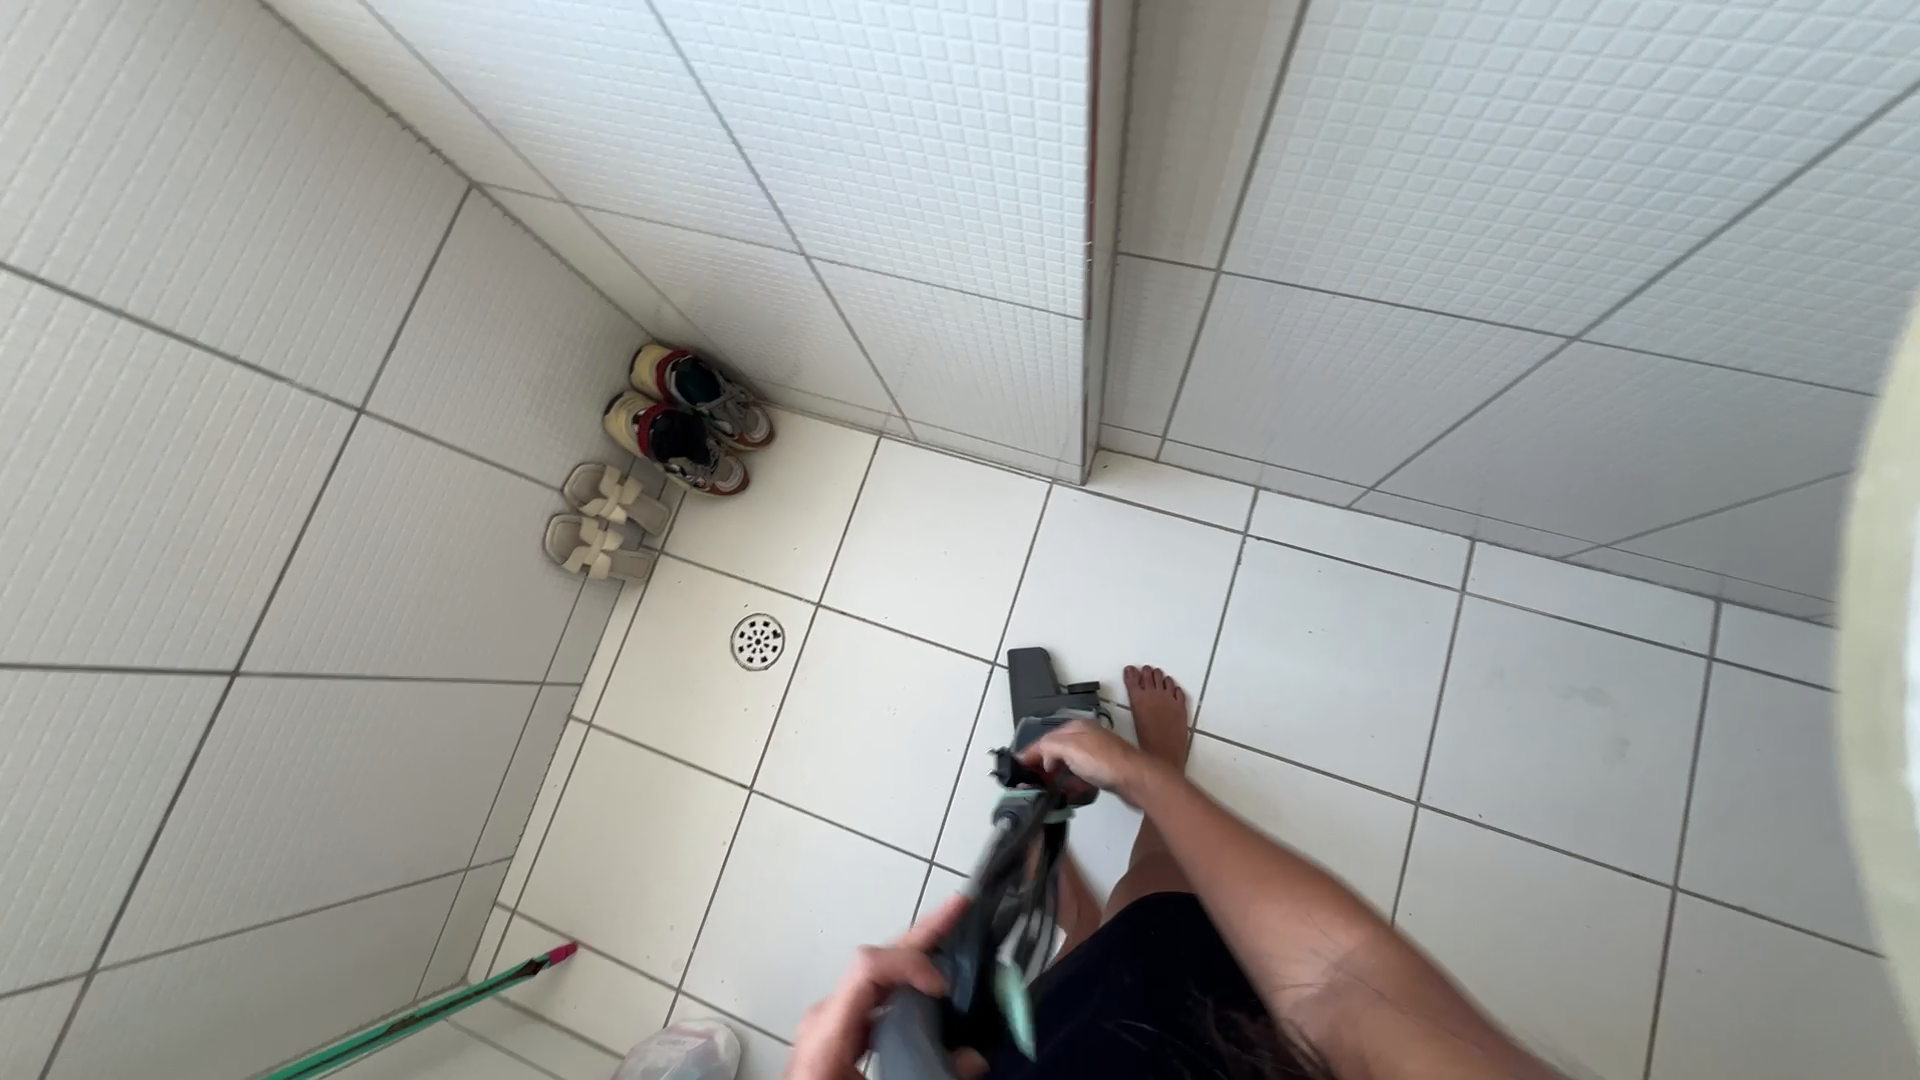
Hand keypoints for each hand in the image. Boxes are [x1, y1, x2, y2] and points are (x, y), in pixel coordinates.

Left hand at [787, 896, 984, 1078]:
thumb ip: (924, 1078)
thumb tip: (974, 1058)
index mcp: (827, 1031)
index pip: (866, 970)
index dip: (907, 964)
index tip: (942, 988)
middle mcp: (827, 1015)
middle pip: (875, 959)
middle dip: (922, 933)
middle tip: (960, 906)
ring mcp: (832, 1021)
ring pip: (878, 972)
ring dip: (917, 951)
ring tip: (954, 930)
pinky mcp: (841, 1034)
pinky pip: (876, 995)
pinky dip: (908, 980)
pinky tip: (932, 978)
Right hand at [1018, 719, 1164, 804]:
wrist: (1137, 778)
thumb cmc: (1102, 761)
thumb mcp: (1069, 747)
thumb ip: (1048, 747)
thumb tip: (1041, 759)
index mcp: (1075, 727)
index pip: (1044, 739)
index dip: (1029, 753)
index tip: (1016, 769)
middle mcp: (1084, 736)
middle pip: (1055, 750)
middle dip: (1041, 765)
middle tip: (1029, 783)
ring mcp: (1095, 753)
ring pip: (1067, 763)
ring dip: (1055, 775)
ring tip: (1043, 790)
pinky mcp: (1103, 769)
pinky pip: (1079, 774)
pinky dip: (1070, 782)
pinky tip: (1067, 792)